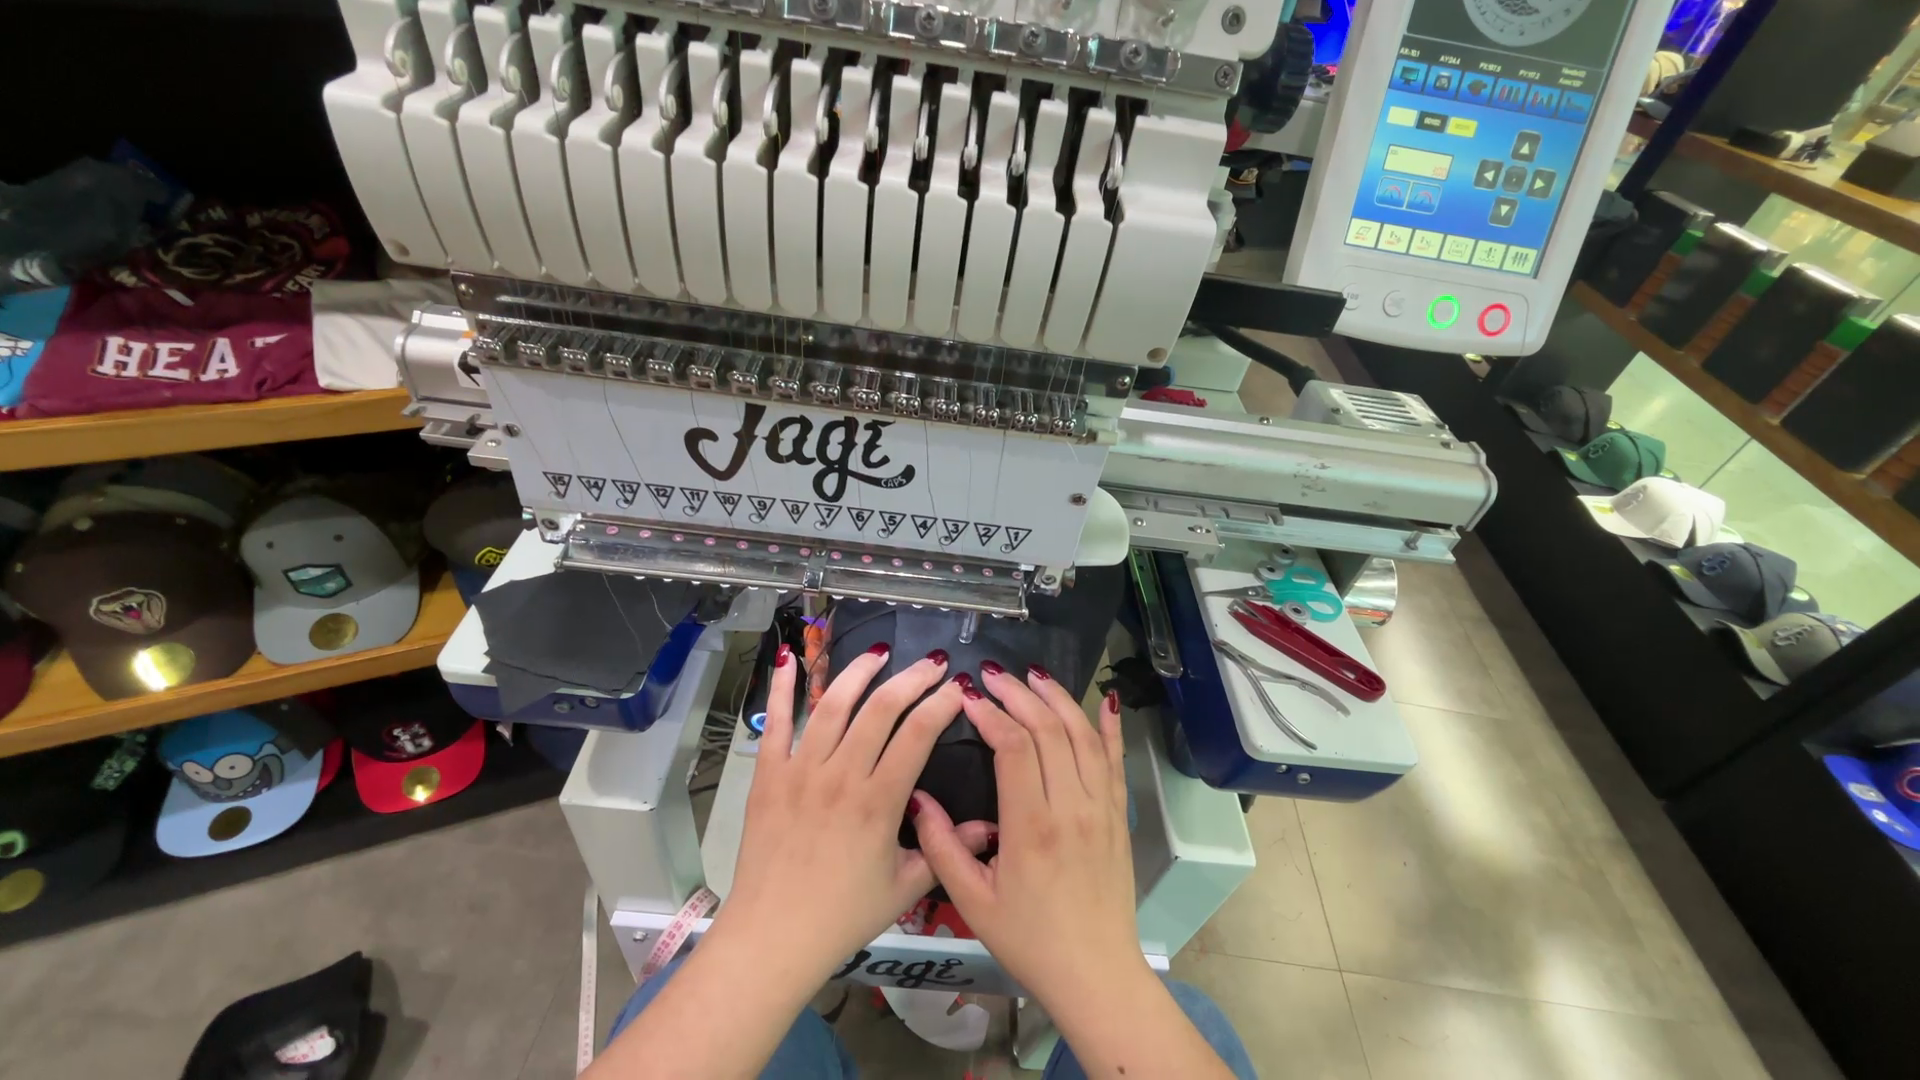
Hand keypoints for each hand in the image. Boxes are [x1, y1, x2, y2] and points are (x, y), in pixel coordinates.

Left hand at [711, 643, 993, 985]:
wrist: (774, 935)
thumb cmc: (843, 915)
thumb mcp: (906, 888)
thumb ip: (946, 850)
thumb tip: (989, 827)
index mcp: (878, 801)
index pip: (917, 734)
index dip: (941, 704)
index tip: (958, 687)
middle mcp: (841, 775)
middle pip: (880, 709)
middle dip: (912, 679)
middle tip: (932, 664)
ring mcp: (800, 770)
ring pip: (832, 705)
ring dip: (858, 673)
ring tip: (880, 654)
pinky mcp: (768, 775)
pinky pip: (775, 723)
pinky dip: (782, 688)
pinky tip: (791, 657)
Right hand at [910, 665, 1144, 1004]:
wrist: (1095, 973)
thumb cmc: (1029, 940)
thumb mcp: (971, 902)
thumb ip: (941, 848)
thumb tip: (919, 798)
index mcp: (1032, 825)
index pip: (1014, 746)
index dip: (991, 714)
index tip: (968, 696)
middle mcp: (1072, 806)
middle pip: (1048, 730)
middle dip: (1019, 694)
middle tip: (993, 674)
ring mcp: (1101, 808)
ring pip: (1082, 736)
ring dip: (1058, 699)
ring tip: (1033, 676)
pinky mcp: (1118, 816)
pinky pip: (1115, 761)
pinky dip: (1108, 728)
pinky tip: (1102, 701)